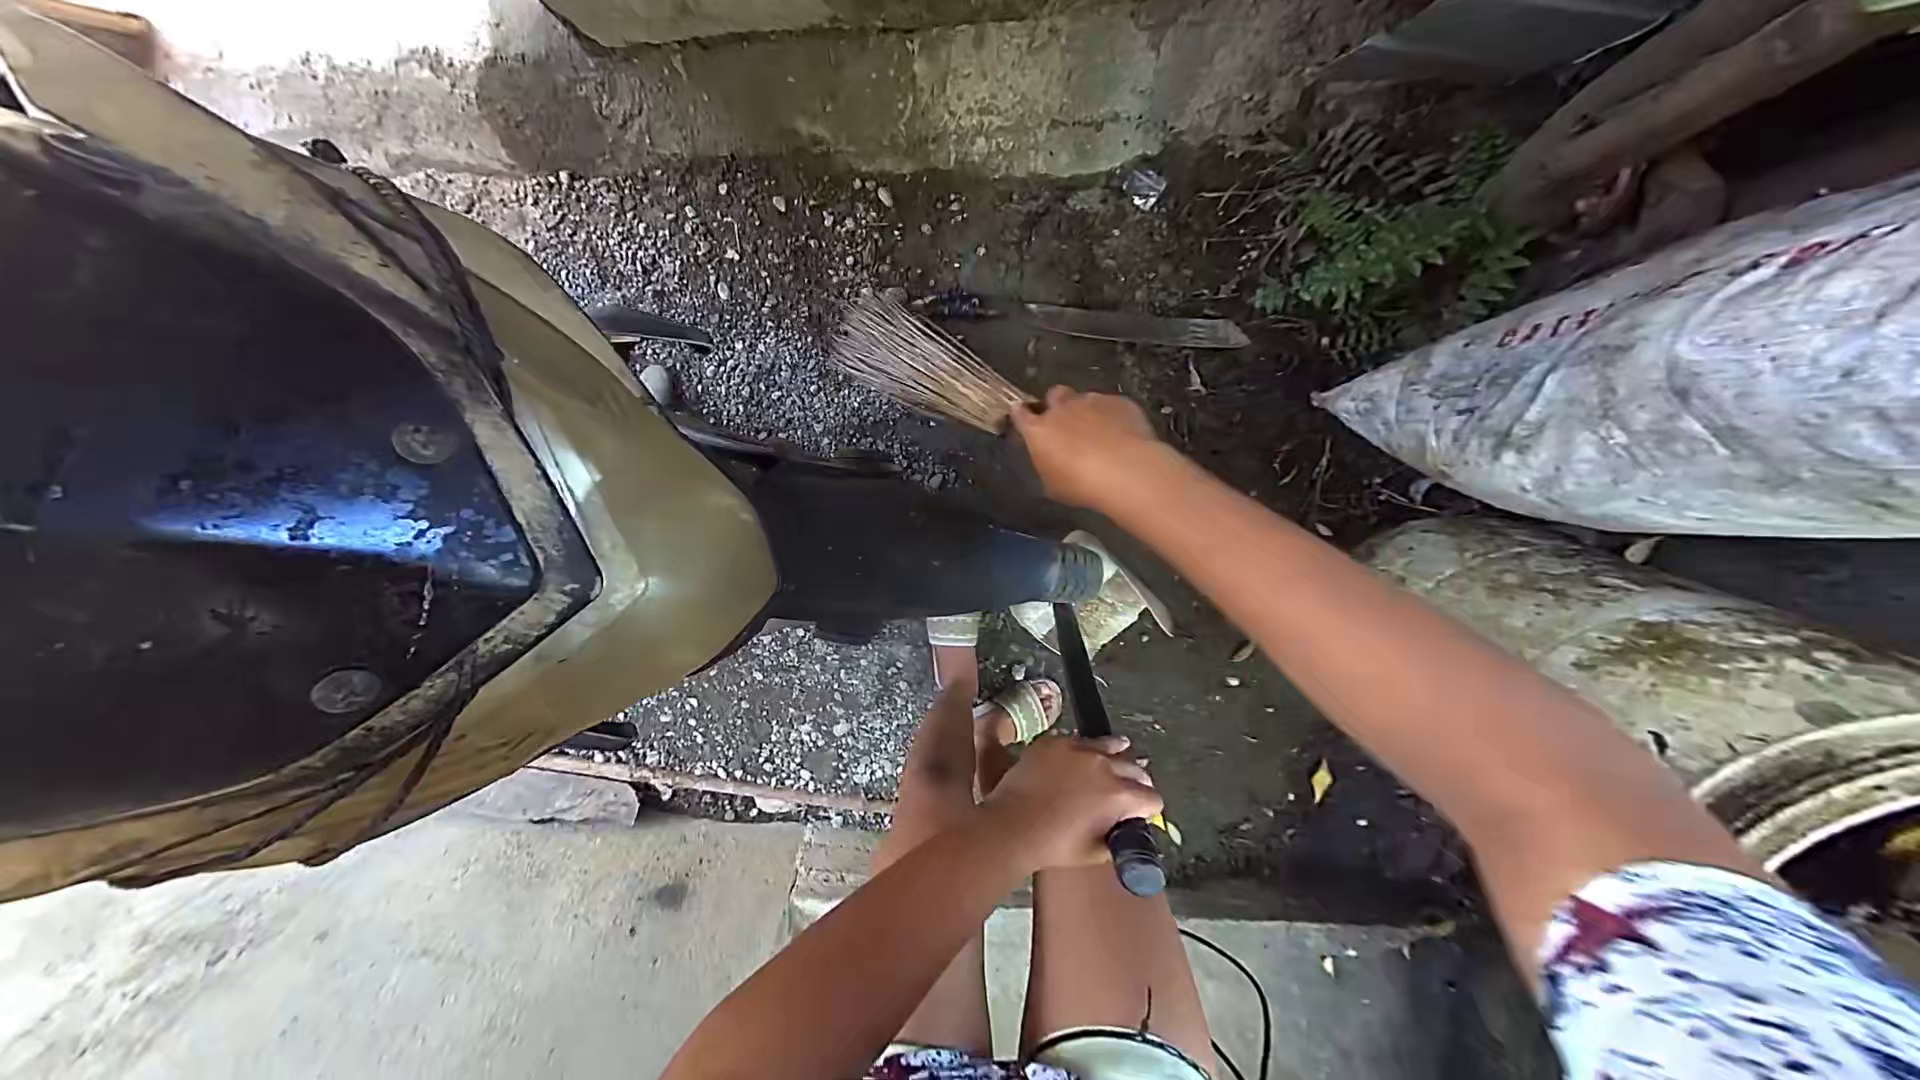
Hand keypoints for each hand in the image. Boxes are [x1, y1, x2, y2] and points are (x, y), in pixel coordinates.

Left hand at [985, 734, 1162, 870]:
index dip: (1148, 808)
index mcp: (1118, 796)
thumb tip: (1126, 831)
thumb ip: (1120, 838)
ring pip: (1109, 745)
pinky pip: (1078, 740)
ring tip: (1116, 757)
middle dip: (1136, 782)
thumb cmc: (1052, 845)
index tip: (1142, 811)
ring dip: (1115, 755)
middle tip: (1128, 792)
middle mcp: (1103, 766)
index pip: (1152, 798)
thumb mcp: (1096, 852)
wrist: (1012, 825)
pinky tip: (1080, 756)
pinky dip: (1084, 749)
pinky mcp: (1054, 742)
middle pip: (1135, 769)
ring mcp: (1077, 749)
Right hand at [1009, 387, 1168, 509]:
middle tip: (1067, 425)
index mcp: (1038, 430)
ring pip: (1084, 398)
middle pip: (1054, 395)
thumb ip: (1047, 465)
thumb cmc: (1082, 485)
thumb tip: (1049, 461)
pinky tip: (1121, 434)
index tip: (1024, 419)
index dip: (1022, 415)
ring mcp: (1092, 401)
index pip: (1020, 414)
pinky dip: (1112, 416)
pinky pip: (1111, 405)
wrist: (1126, 471)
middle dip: (1057, 406)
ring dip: (1086, 411)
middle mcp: (1062, 409)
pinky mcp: (1120, 402)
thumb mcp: (1054, 486)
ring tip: (1099, 433)